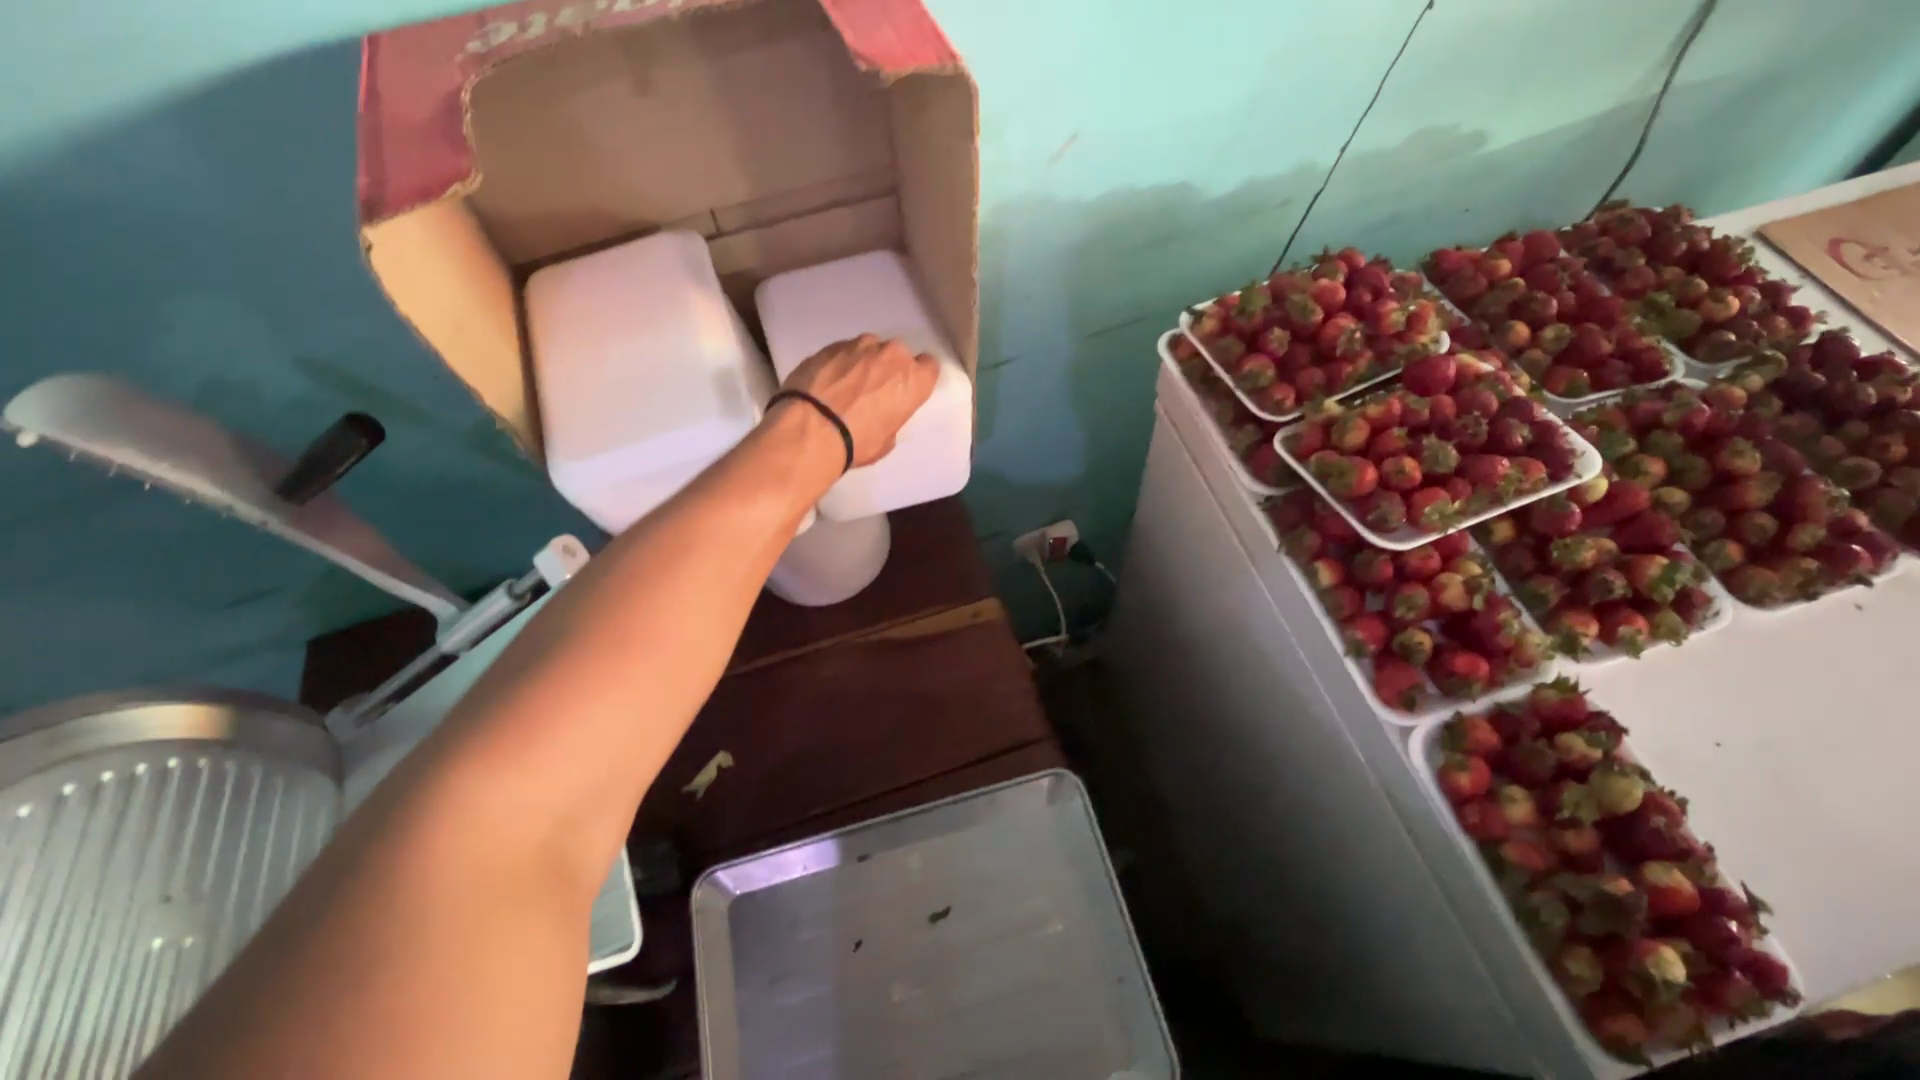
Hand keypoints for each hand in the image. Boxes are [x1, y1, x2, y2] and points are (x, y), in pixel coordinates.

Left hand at [780, 334, 938, 465]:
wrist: (809, 429)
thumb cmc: (856, 442)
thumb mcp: (886, 440)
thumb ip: (891, 416)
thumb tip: (879, 412)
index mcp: (913, 379)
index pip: (929, 367)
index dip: (915, 379)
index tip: (903, 391)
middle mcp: (891, 354)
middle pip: (897, 355)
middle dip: (887, 368)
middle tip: (871, 391)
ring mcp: (859, 345)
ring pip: (868, 349)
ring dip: (861, 363)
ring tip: (843, 387)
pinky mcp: (830, 345)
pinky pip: (842, 351)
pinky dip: (837, 364)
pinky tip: (825, 384)